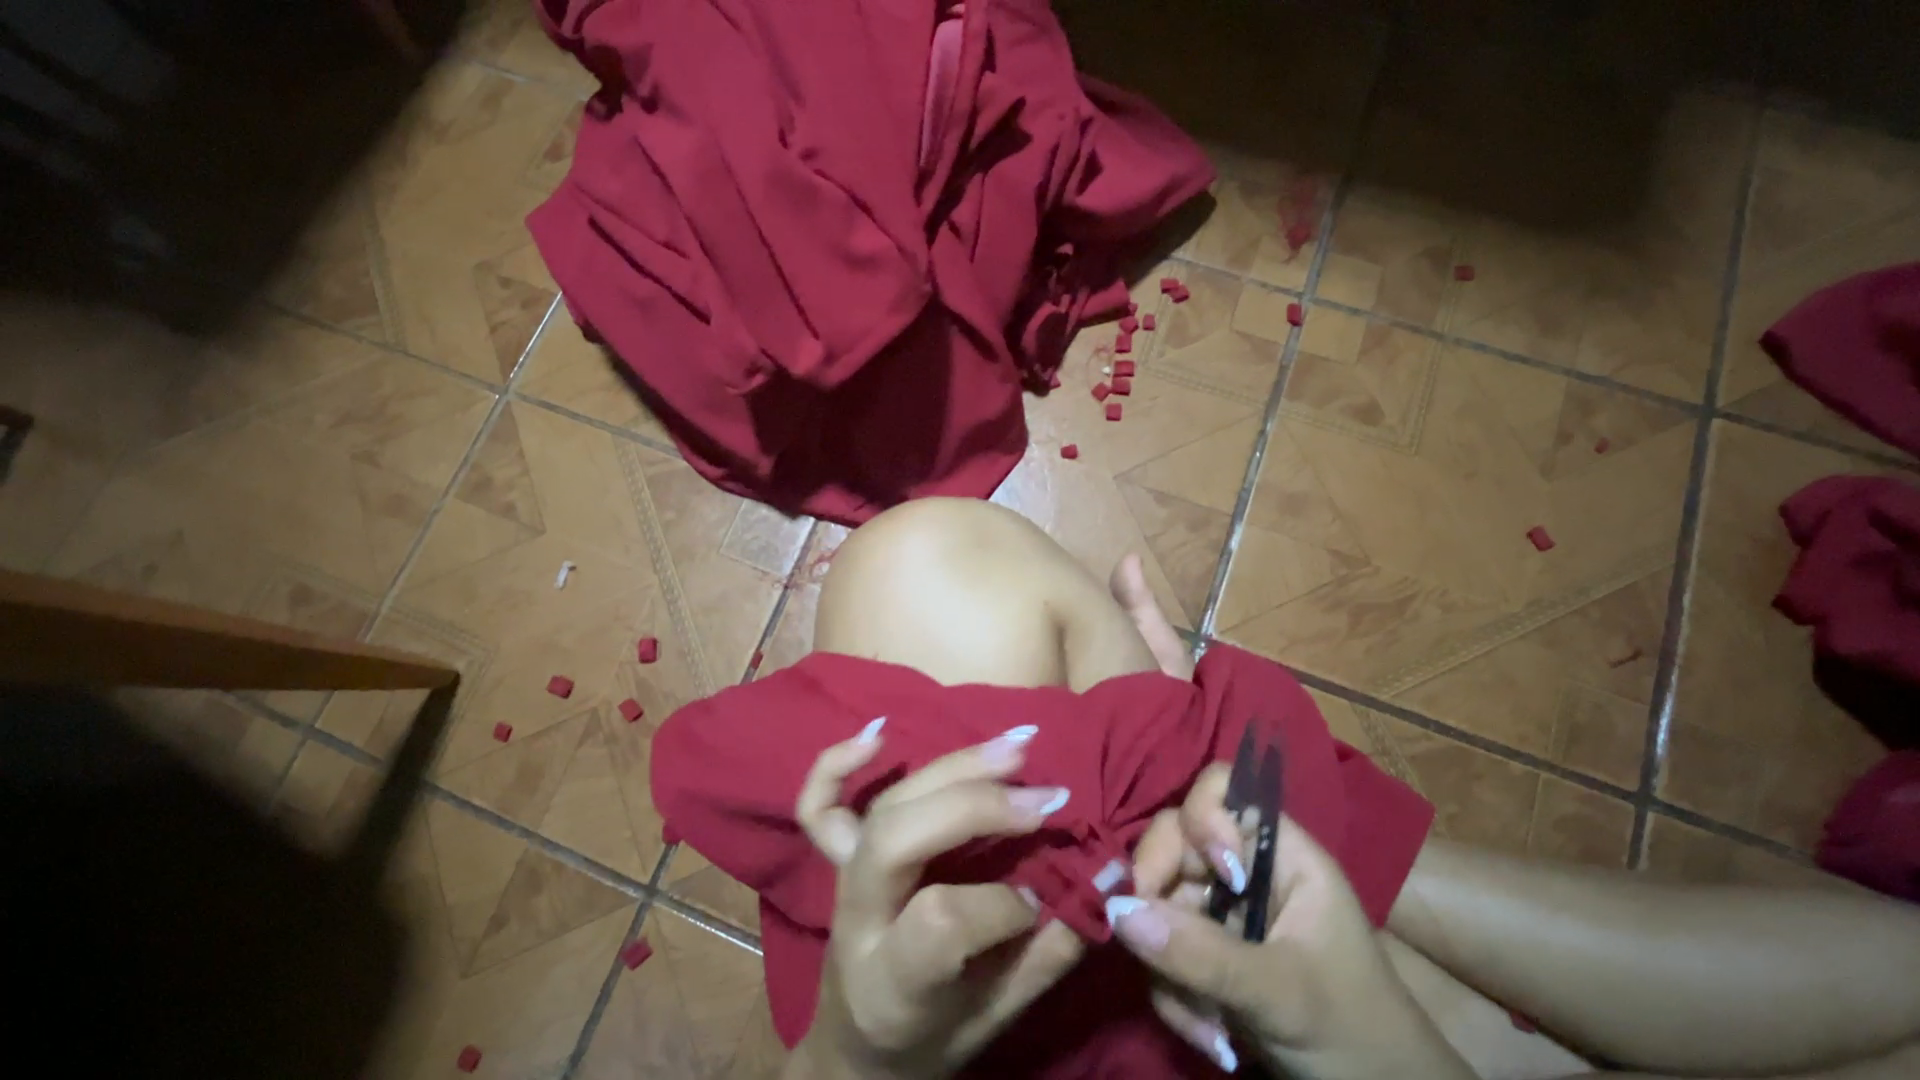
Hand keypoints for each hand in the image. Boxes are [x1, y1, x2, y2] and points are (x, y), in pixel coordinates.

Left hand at [788, 721, 1084, 1079]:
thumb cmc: (933, 1039)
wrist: (857, 1048)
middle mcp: (855, 920)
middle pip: (897, 838)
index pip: (940, 919)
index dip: (1005, 904)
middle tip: (1048, 798)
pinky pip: (818, 808)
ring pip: (881, 807)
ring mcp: (839, 882)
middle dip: (977, 807)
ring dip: (950, 768)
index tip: (1050, 898)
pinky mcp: (834, 862)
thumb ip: (1053, 953)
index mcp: (891, 981)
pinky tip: (879, 734)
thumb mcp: (997, 1018)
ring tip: (1017, 749)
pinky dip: (837, 765)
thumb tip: (1111, 881)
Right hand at [1116, 764, 1472, 1079]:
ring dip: (1167, 969)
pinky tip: (1211, 1038)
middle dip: (1159, 901)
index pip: (1222, 791)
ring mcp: (1221, 915)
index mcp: (1281, 856)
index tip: (1203, 871)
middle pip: (1173, 845)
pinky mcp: (1205, 957)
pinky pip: (1160, 952)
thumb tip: (1117, 910)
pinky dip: (1173, 996)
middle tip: (1153, 950)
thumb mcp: (1280, 992)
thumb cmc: (1353, 1032)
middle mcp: (1245, 872)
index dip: (1201, 817)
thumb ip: (1200, 953)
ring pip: (1157, 905)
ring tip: (1209, 1027)